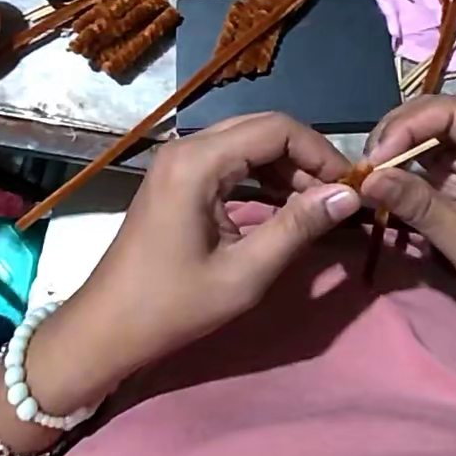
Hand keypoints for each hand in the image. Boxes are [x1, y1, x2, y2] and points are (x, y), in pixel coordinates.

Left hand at [23, 112, 358, 415]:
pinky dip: (263, 174)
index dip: (319, 151)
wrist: (107, 327)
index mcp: (199, 162)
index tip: (348, 185)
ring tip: (316, 202)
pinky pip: (232, 158)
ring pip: (249, 140)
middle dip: (306, 156)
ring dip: (286, 165)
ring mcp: (180, 158)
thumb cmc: (173, 305)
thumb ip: (298, 227)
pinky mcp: (179, 175)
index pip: (276, 129)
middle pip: (263, 128)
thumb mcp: (244, 273)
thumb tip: (349, 195)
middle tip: (337, 194)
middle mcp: (188, 146)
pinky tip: (284, 202)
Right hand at [358, 95, 455, 366]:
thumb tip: (367, 178)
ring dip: (400, 156)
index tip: (374, 158)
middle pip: (442, 122)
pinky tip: (386, 187)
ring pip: (435, 145)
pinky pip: (438, 171)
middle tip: (366, 167)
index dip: (408, 126)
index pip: (453, 113)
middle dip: (399, 137)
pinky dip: (410, 178)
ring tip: (369, 176)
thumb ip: (420, 206)